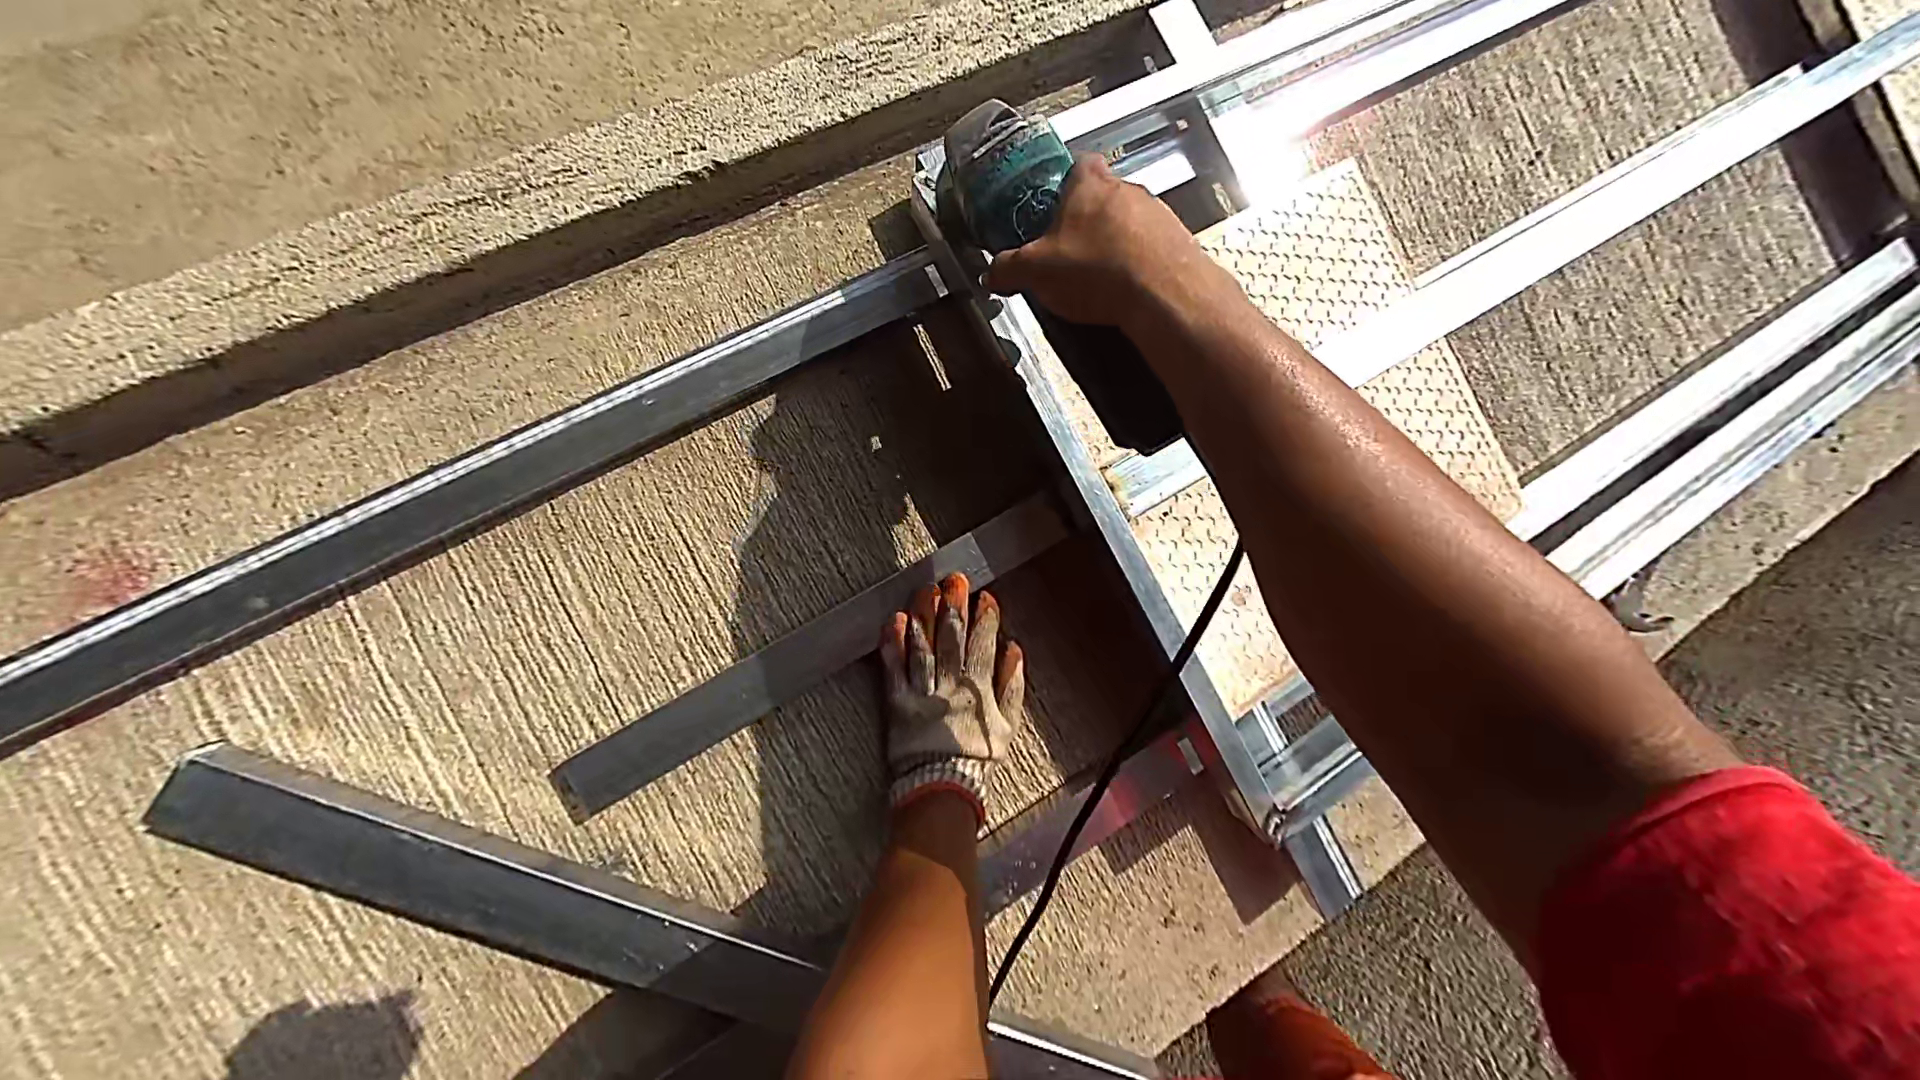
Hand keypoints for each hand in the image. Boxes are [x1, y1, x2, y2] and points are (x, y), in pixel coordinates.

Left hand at [879, 572, 1025, 827]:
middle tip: (955, 580)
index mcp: (978, 689)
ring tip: (926, 590)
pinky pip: (895, 669)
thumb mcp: (1006, 726)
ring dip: (926, 616)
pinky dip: (894, 645)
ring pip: (925, 647)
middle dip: (955, 606)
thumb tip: (1014, 651)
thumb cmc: (976, 758)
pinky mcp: (899, 703)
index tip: (985, 597)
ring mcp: (923, 693)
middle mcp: (950, 686)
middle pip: (953, 639)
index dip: (986, 619)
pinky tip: (895, 621)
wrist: (943, 788)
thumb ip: (1012, 686)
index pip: (983, 646)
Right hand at [982, 155, 1234, 332]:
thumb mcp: (1035, 271)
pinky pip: (1150, 247)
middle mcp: (1127, 189)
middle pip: (1102, 196)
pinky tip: (1124, 289)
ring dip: (1113, 243)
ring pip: (1128, 222)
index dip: (1063, 182)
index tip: (1052, 205)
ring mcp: (1158, 214)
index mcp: (1089, 185)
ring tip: (1097, 278)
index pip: (1076, 164)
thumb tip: (992, 274)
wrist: (1162, 294)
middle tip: (1067, 251)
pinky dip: (1136, 263)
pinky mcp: (1178, 242)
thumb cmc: (1096, 269)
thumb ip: (1008, 269)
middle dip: (1085, 221)